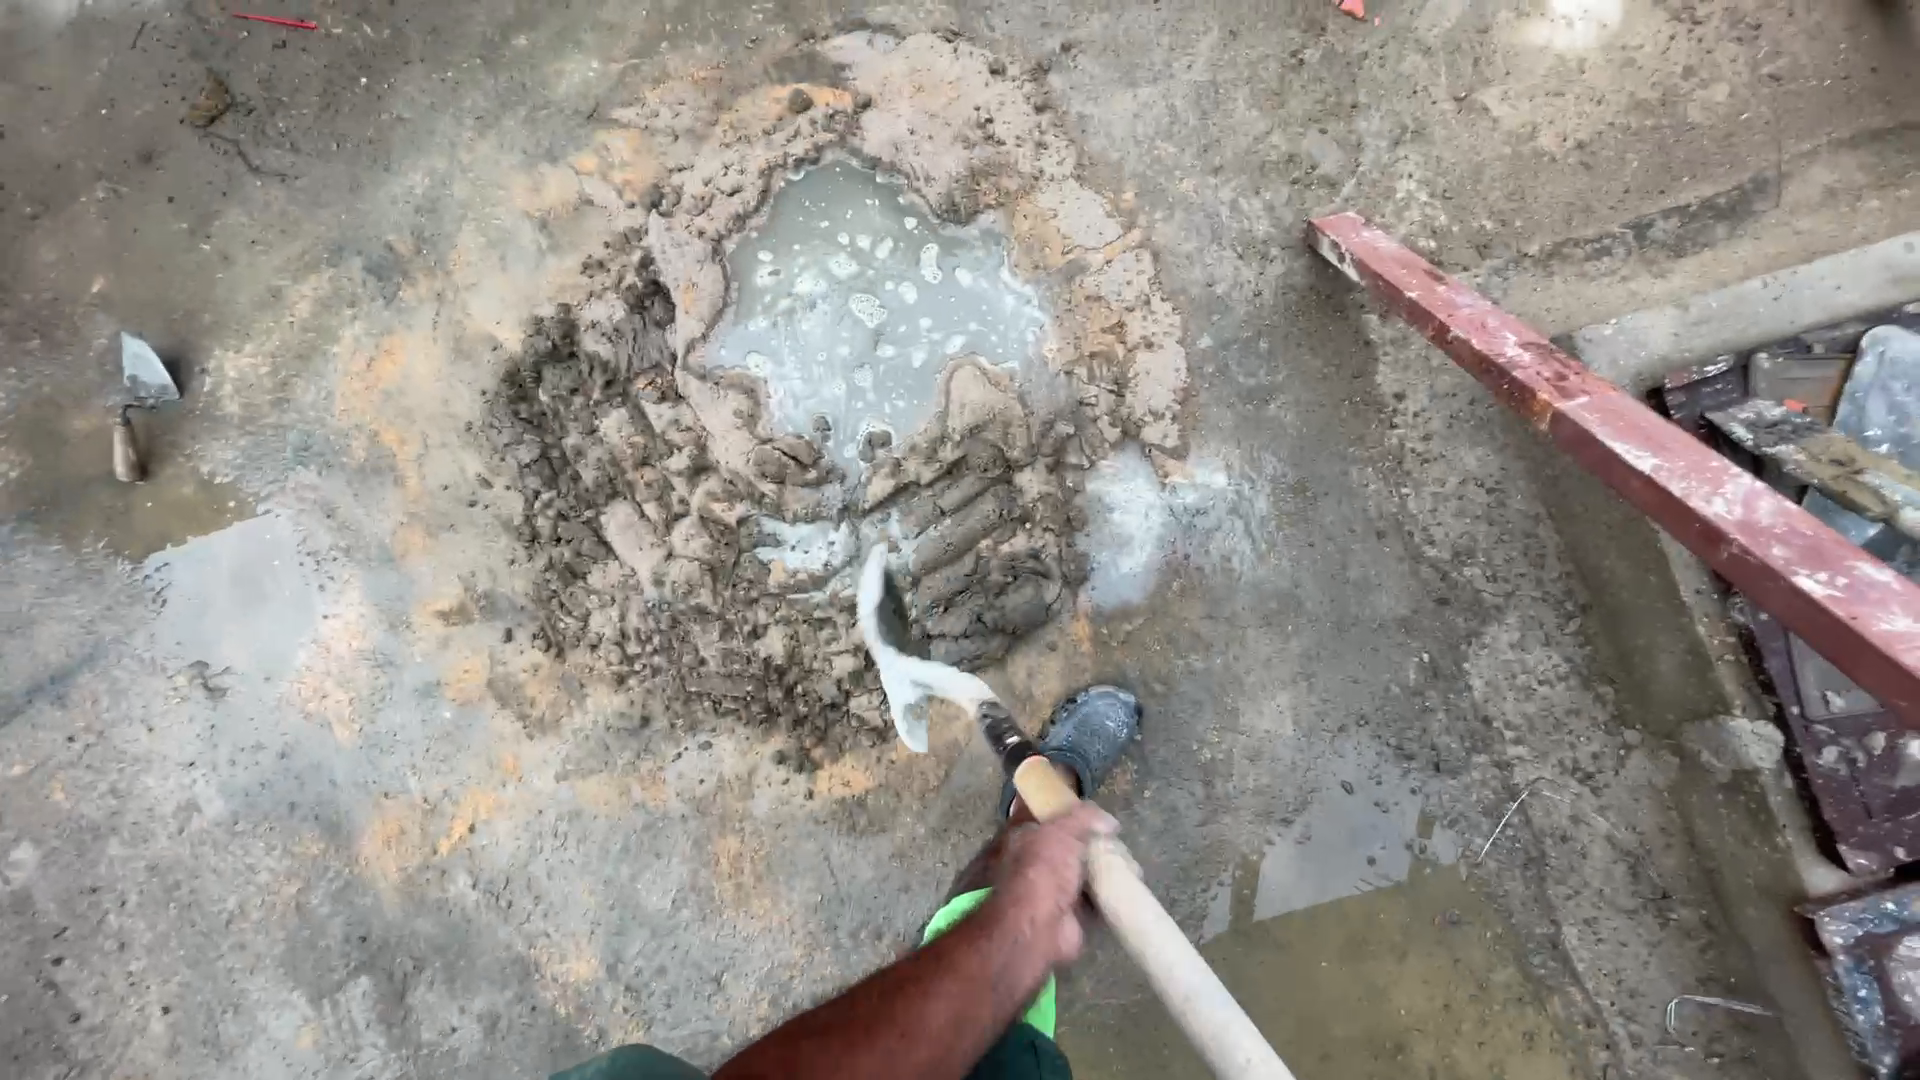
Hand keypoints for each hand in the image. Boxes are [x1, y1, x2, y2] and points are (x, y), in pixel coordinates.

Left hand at [989, 801, 1118, 967]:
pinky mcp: (1069, 914)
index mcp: (1022, 836)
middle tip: (1116, 839)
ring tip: (1129, 862)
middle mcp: (1033, 861)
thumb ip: (1084, 818)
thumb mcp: (1061, 830)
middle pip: (1068, 845)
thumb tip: (1109, 821)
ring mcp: (1051, 889)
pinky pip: (1093, 899)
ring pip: (1082, 872)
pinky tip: (1128, 885)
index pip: (1044, 816)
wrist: (1039, 926)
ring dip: (1104, 869)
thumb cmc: (1042, 868)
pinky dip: (1109, 894)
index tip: (1092, 812)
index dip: (1067, 811)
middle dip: (1093, 843)